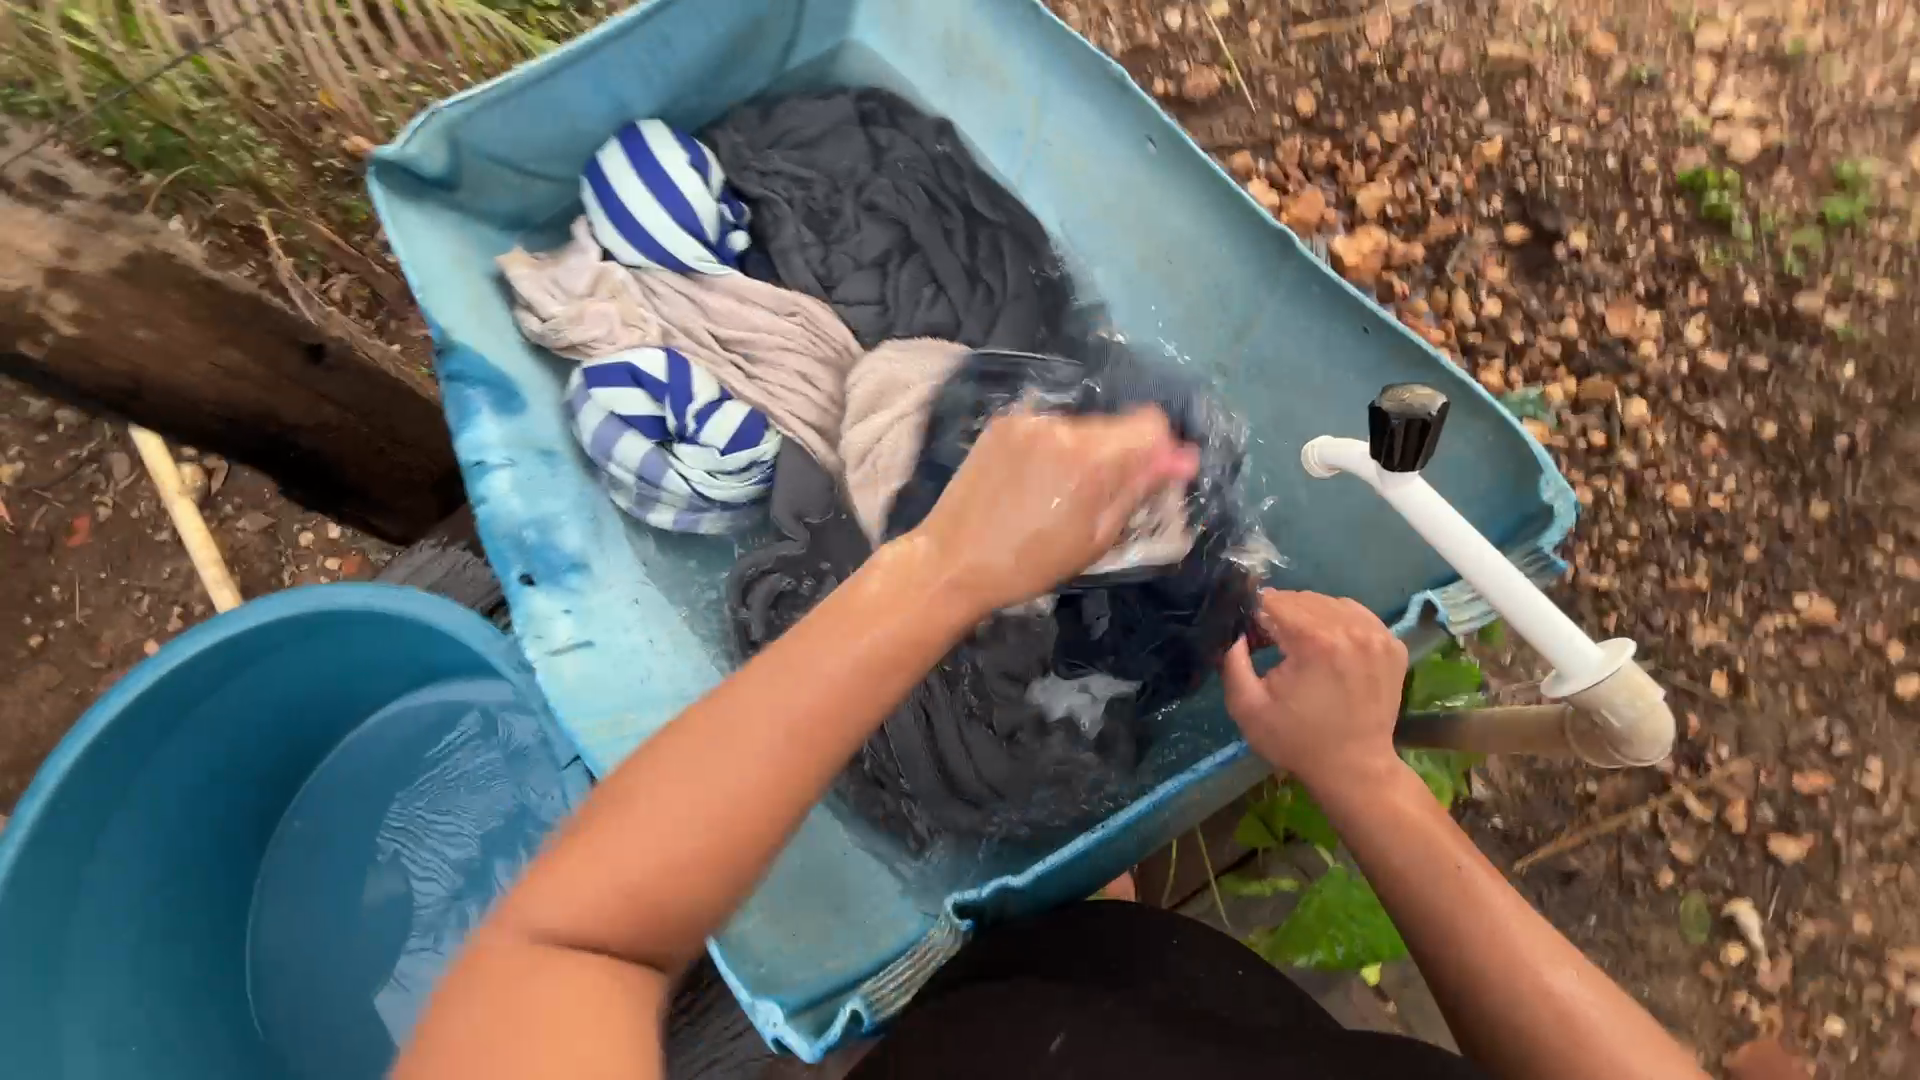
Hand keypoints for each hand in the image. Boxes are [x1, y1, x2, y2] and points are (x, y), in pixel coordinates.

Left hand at [904, 406, 1199, 616]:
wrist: (952, 560)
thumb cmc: (1029, 564)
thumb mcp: (1096, 539)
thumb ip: (1140, 490)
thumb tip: (1183, 458)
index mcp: (1091, 458)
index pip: (1151, 424)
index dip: (1158, 450)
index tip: (1148, 477)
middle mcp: (1061, 426)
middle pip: (1114, 426)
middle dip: (1117, 455)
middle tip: (1093, 498)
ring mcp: (1027, 421)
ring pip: (1080, 427)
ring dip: (1082, 452)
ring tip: (1054, 494)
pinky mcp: (1002, 423)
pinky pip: (1047, 428)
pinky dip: (1051, 449)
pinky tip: (1030, 482)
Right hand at [1219, 589, 1407, 791]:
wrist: (1354, 768)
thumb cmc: (1295, 740)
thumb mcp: (1246, 705)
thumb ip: (1231, 660)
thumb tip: (1232, 629)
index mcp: (1315, 640)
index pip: (1275, 600)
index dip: (1256, 615)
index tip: (1251, 637)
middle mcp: (1351, 629)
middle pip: (1302, 599)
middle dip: (1281, 614)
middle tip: (1272, 643)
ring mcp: (1377, 635)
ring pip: (1329, 602)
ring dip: (1309, 616)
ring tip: (1301, 645)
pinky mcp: (1392, 645)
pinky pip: (1356, 614)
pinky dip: (1337, 622)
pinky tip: (1328, 645)